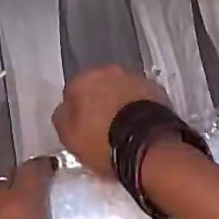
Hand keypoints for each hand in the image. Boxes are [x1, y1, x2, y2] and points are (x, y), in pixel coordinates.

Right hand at [53, 65, 170, 175]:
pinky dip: (138, 107)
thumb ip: (62, 119)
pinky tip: (138, 127)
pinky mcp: (156, 89)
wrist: (148, 146)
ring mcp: (135, 78)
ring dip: (120, 104)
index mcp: (82, 80)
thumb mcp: (69, 139)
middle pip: (98, 87)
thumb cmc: (104, 143)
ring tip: (122, 130)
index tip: (81, 129)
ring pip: (121, 90)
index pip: (72, 93)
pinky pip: (141, 97)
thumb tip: (65, 112)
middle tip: (102, 129)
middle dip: (99, 103)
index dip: (76, 113)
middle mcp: (109, 72)